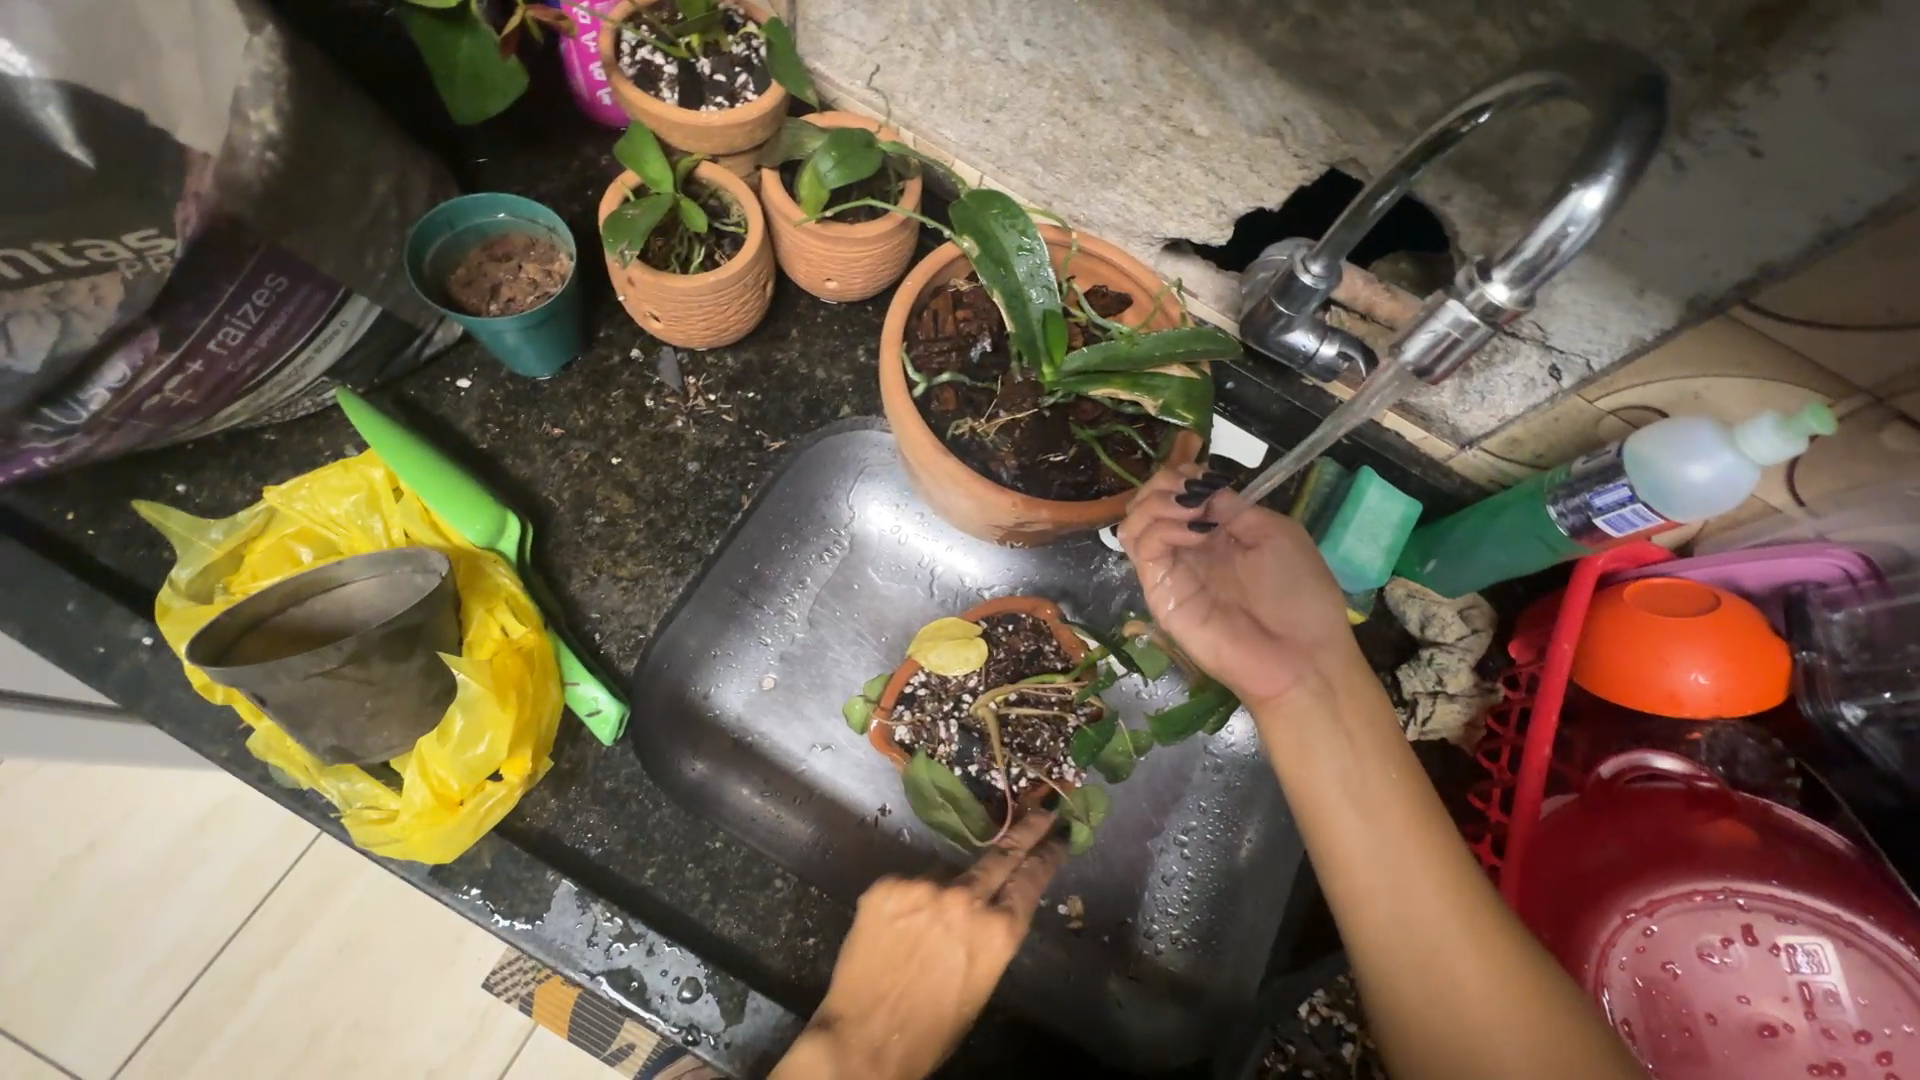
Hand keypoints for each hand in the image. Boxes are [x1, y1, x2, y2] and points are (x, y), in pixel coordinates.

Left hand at [771, 813, 1064, 1079]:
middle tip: (1042, 812)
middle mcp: (966, 899)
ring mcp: (925, 887)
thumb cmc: (932, 1028)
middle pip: (1002, 854)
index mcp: (998, 932)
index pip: (1031, 878)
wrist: (865, 1041)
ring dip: (947, 888)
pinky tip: (899, 931)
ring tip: (928, 927)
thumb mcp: (981, 982)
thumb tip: (987, 905)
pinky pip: (910, 883)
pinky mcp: (889, 885)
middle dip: (1026, 831)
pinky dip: (910, 900)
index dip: (1046, 854)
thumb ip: (989, 934)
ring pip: (946, 872)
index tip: (1058, 834)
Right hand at [1117, 464, 1362, 709]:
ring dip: (1156, 503)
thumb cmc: (1300, 596)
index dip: (1181, 476)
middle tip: (1191, 492)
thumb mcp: (1275, 533)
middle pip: (1145, 505)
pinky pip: (1142, 549)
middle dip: (1163, 485)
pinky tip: (1193, 532)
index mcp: (1214, 534)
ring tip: (1190, 512)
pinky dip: (1161, 528)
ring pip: (1132, 524)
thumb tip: (1199, 490)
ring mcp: (1170, 572)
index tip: (1202, 477)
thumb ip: (1233, 509)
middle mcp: (1185, 551)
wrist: (1302, 657)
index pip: (1174, 495)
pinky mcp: (1160, 594)